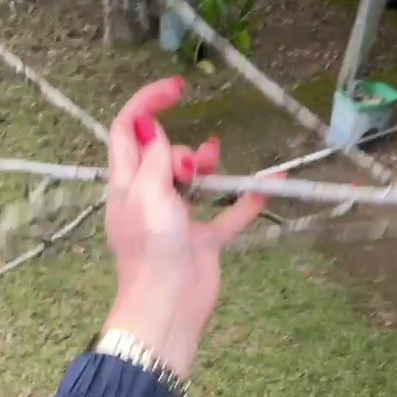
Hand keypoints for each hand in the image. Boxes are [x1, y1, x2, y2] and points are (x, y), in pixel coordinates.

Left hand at [102, 77, 269, 378]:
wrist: (168, 308)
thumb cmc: (152, 251)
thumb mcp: (147, 194)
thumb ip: (153, 158)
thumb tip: (153, 129)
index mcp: (127, 186)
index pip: (128, 132)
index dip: (147, 105)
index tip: (177, 88)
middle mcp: (150, 200)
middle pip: (163, 156)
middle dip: (181, 148)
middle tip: (192, 167)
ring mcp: (178, 221)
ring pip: (193, 182)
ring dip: (208, 166)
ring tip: (215, 164)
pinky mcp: (203, 243)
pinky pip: (227, 215)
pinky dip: (245, 200)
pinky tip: (269, 184)